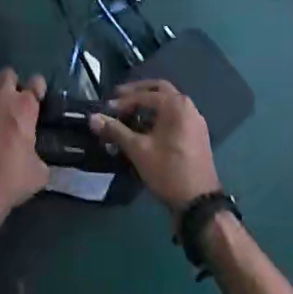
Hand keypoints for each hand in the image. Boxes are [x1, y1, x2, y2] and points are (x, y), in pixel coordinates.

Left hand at [0, 68, 49, 224]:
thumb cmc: (15, 177)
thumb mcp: (41, 169)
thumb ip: (41, 152)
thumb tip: (37, 152)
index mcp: (23, 108)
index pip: (35, 81)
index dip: (39, 87)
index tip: (41, 97)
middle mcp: (2, 100)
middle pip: (8, 74)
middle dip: (15, 82)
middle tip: (21, 100)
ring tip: (5, 107)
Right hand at [90, 79, 219, 214]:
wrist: (200, 204)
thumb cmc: (168, 171)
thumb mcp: (138, 150)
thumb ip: (115, 130)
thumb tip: (92, 117)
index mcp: (175, 105)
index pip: (143, 95)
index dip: (122, 101)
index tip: (107, 110)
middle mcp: (188, 107)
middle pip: (158, 89)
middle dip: (137, 92)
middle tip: (119, 99)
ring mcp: (195, 121)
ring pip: (168, 102)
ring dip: (149, 103)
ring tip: (130, 113)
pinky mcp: (197, 134)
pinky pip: (175, 115)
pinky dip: (159, 114)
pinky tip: (147, 127)